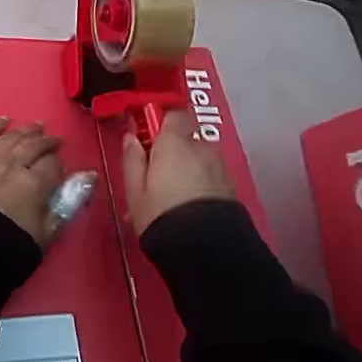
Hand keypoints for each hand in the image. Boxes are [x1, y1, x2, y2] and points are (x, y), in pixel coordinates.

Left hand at [0, 118, 64, 245]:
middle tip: (53, 140)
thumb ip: (66, 206)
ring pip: (12, 137)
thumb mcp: (46, 233)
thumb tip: (86, 182)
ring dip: (26, 130)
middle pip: (35, 145)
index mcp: (35, 184)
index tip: (60, 165)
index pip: (53, 164)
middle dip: (47, 141)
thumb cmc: (9, 247)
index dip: (59, 162)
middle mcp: (14, 165)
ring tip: (36, 126)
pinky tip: (3, 120)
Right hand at [121, 110, 233, 233]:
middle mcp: (200, 147)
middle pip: (186, 138)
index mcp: (174, 143)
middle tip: (155, 175)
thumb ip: (132, 159)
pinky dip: (199, 184)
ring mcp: (218, 166)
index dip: (162, 121)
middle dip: (172, 151)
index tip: (149, 135)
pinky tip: (186, 207)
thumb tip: (131, 137)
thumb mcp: (135, 190)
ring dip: (186, 169)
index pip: (173, 113)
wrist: (204, 248)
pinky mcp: (229, 187)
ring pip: (198, 159)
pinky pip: (209, 177)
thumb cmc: (161, 215)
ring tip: (170, 198)